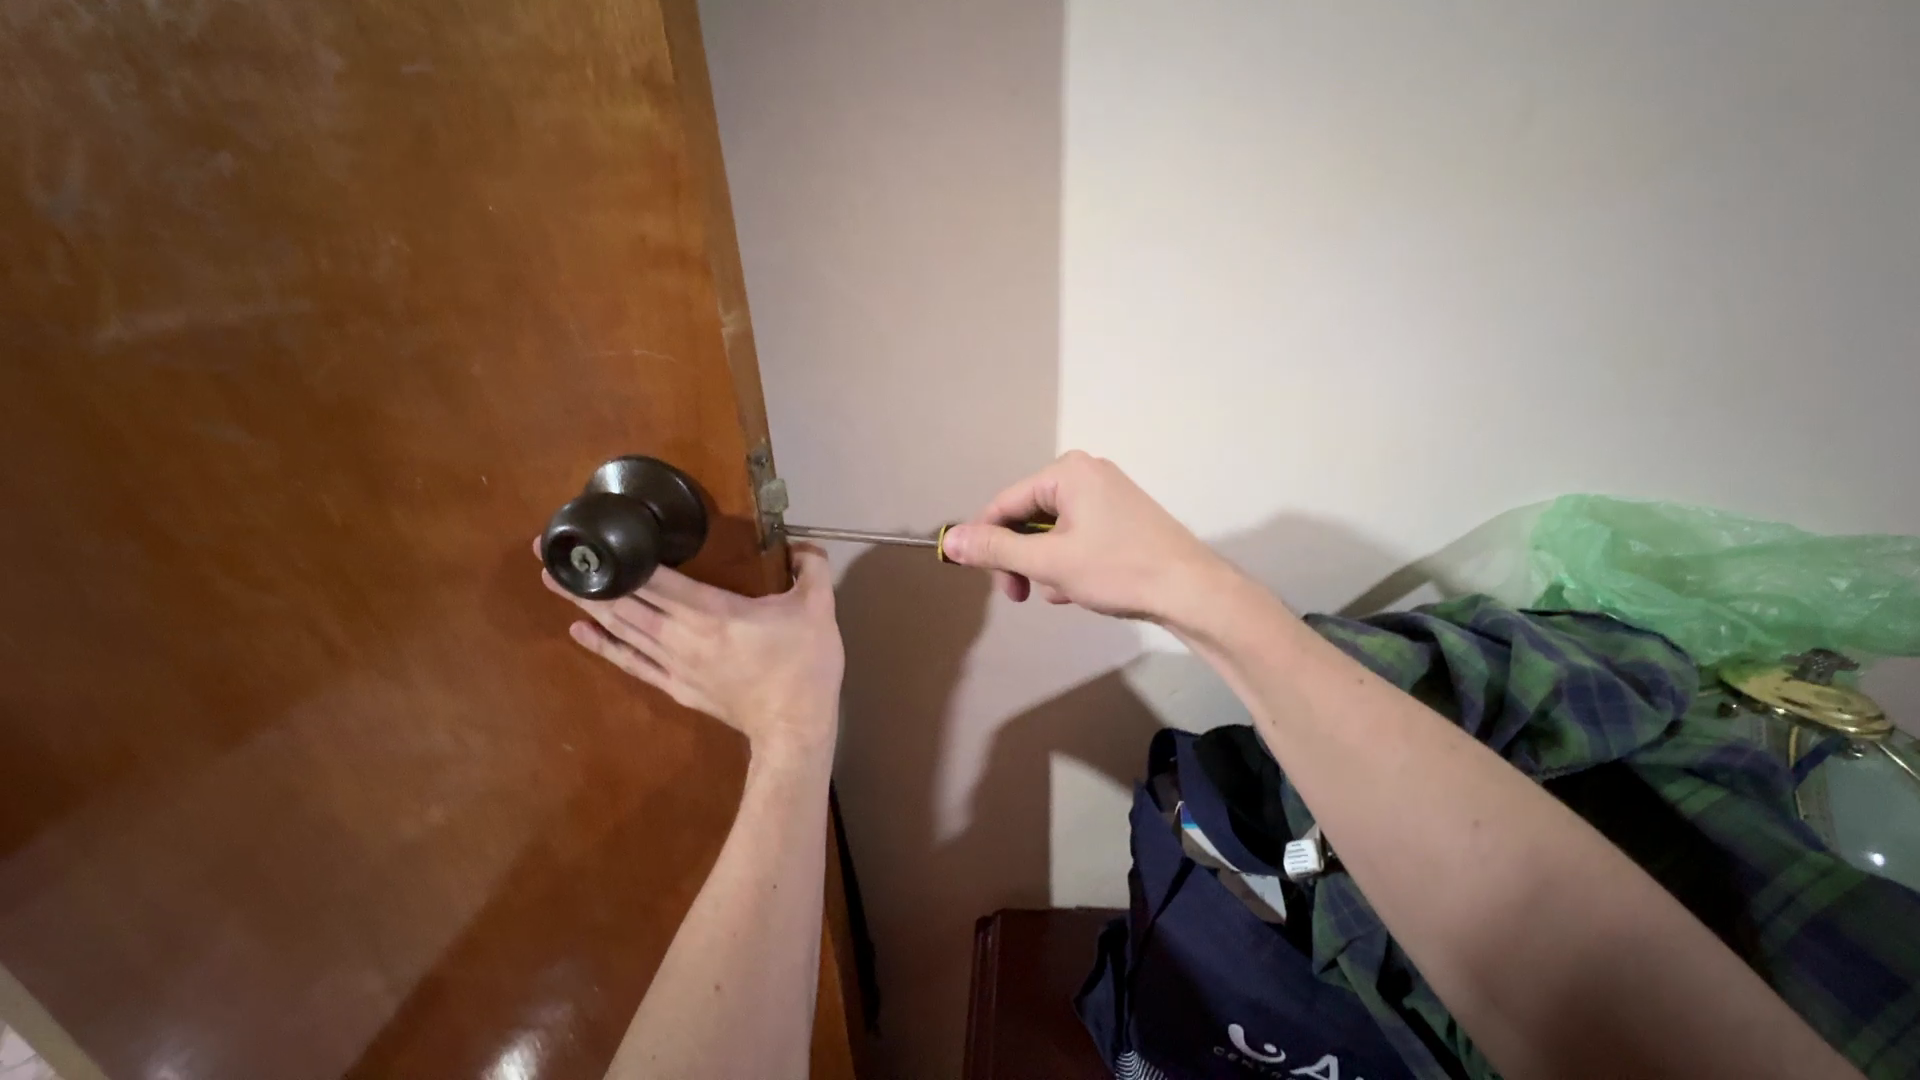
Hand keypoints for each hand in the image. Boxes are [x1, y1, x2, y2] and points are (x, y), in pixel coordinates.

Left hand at [539, 542, 845, 761]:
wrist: (794, 726)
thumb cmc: (804, 665)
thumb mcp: (819, 609)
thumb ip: (811, 569)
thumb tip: (803, 543)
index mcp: (713, 611)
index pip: (656, 578)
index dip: (619, 557)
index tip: (587, 538)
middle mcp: (682, 634)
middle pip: (625, 601)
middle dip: (586, 577)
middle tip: (545, 553)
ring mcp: (673, 663)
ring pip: (622, 629)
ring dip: (587, 605)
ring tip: (553, 583)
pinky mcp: (674, 686)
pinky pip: (630, 662)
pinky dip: (603, 646)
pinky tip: (579, 631)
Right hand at [936, 451, 1235, 623]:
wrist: (1192, 591)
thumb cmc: (1118, 570)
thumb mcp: (1048, 562)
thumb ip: (996, 549)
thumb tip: (949, 539)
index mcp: (1067, 472)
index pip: (1004, 505)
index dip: (985, 542)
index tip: (982, 578)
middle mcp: (1086, 473)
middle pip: (1027, 518)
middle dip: (1022, 559)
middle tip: (1020, 595)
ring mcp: (1108, 495)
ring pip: (1051, 533)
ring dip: (1047, 567)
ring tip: (1063, 593)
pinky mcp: (1123, 518)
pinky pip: (1076, 537)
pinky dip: (1070, 564)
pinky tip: (1080, 590)